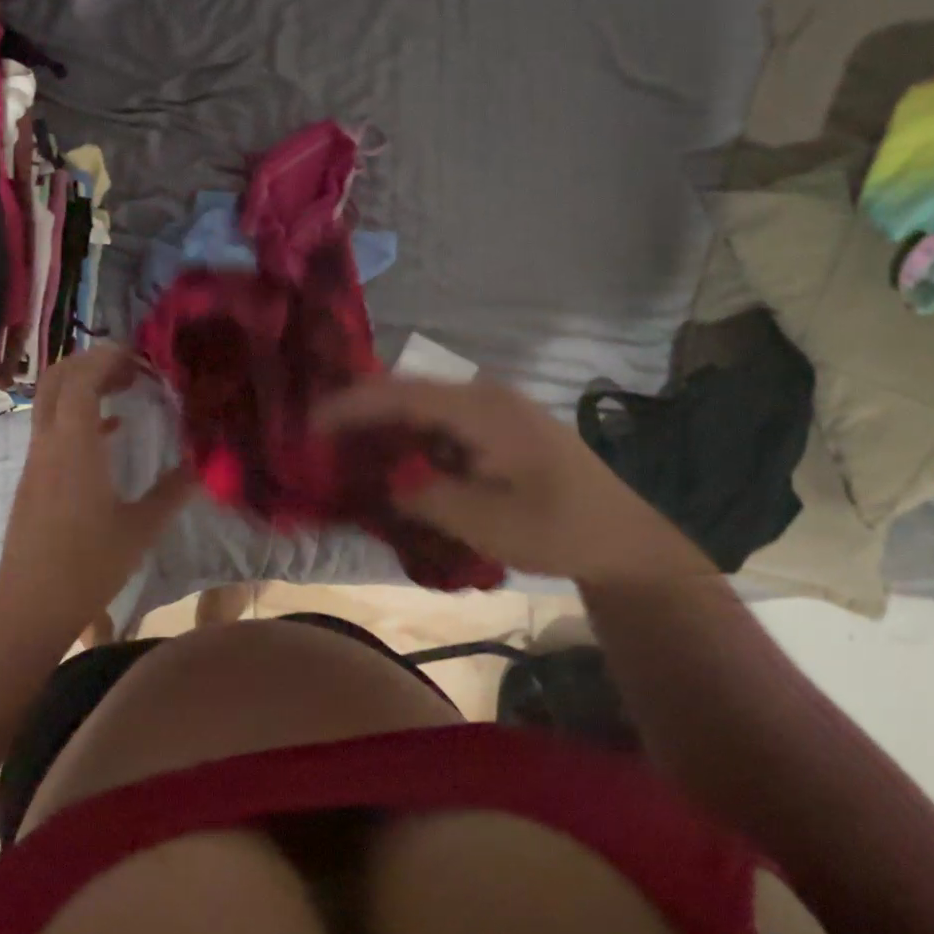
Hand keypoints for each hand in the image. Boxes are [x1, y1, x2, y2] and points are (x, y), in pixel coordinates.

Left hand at [0, 346, 196, 627]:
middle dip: (91, 363)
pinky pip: (51, 430)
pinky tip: (109, 431)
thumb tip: (206, 464)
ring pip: (50, 404)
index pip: (80, 379)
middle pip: (56, 380)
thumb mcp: (140, 529)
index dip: (107, 358)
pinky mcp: (33, 480)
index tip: (141, 356)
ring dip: (83, 387)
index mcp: (74, 447)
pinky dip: (77, 417)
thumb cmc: (88, 567)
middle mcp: (48, 445)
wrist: (32, 606)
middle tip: (132, 367)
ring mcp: (35, 462)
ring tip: (126, 391)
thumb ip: (173, 491)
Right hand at [316, 378, 715, 585]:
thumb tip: (383, 481)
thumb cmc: (558, 528)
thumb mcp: (485, 521)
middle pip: (408, 391)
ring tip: (345, 448)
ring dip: (384, 425)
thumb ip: (423, 496)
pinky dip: (409, 438)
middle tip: (318, 436)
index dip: (351, 405)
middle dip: (361, 410)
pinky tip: (392, 461)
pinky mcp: (500, 431)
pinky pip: (440, 424)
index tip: (308, 422)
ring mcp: (496, 412)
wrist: (625, 542)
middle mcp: (486, 398)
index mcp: (483, 410)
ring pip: (423, 407)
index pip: (402, 394)